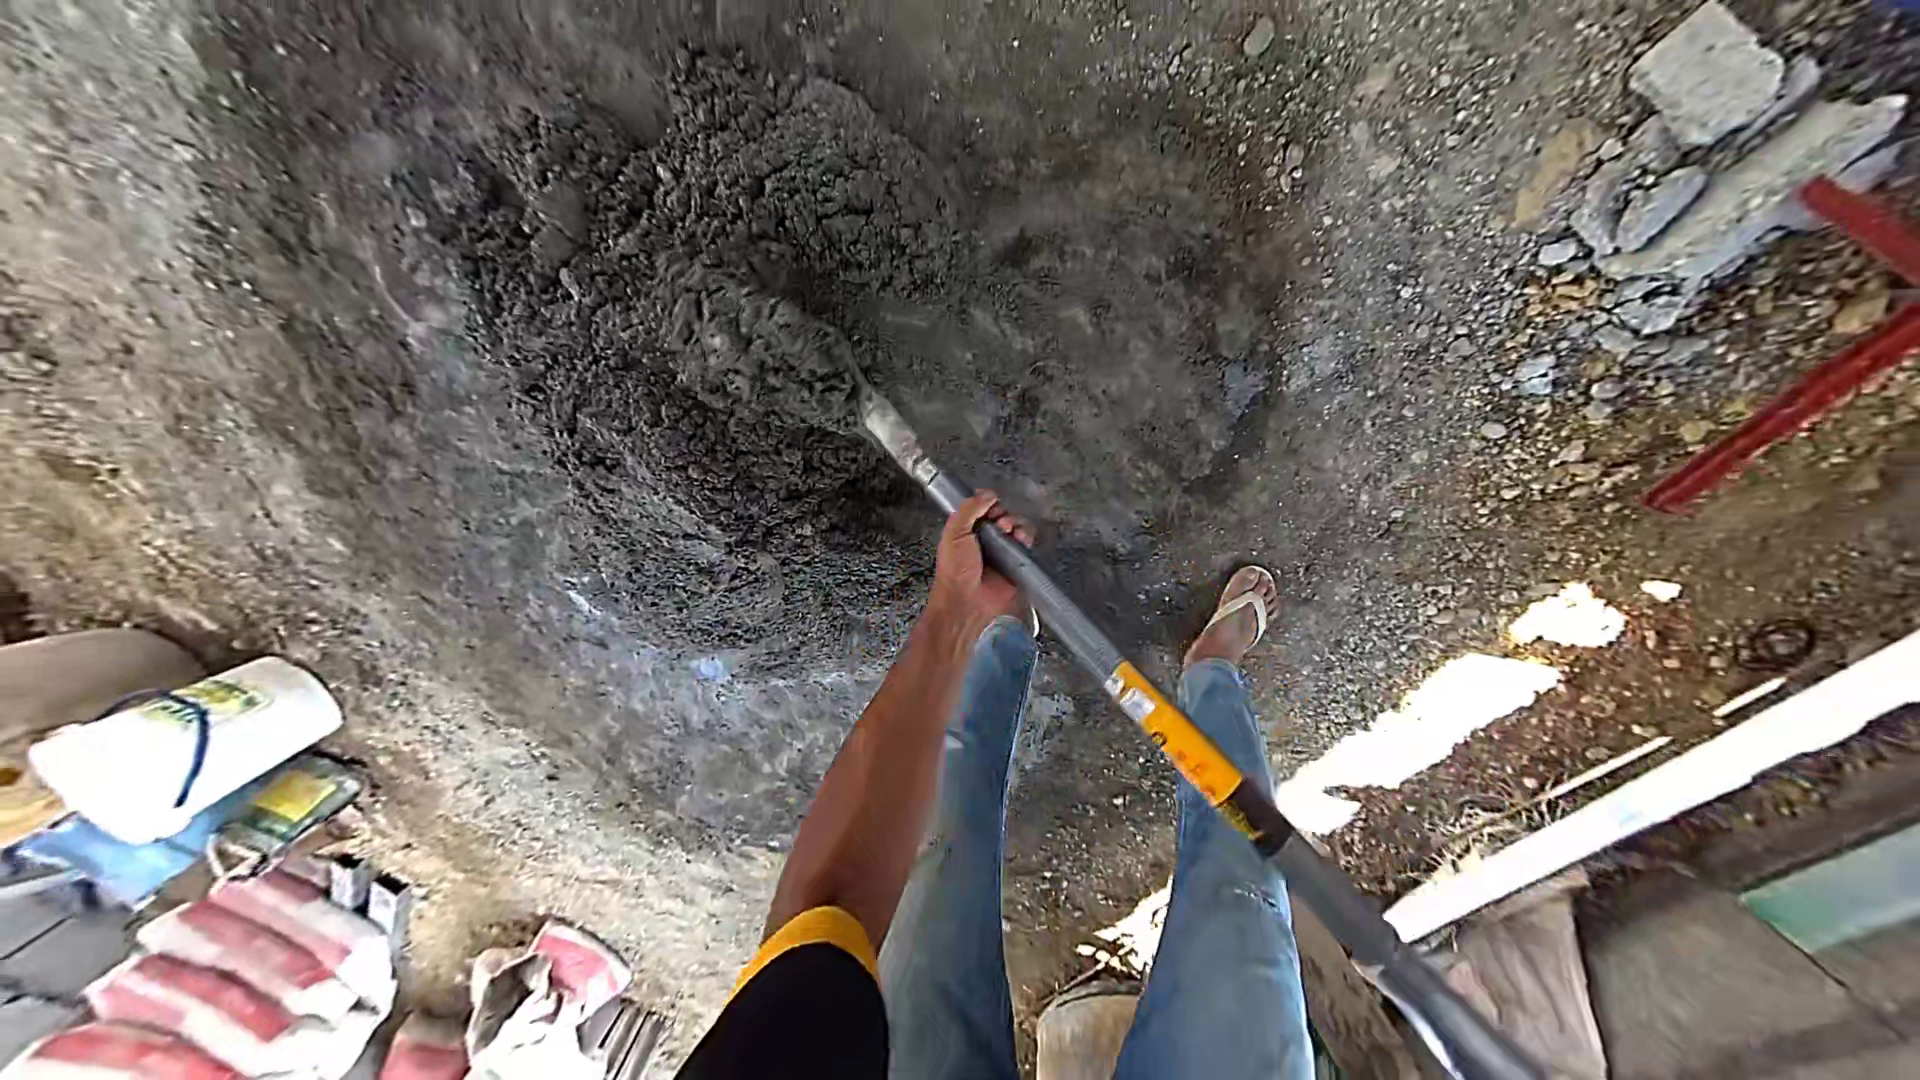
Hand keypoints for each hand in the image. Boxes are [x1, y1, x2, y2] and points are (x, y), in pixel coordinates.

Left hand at [926, 490, 1034, 641]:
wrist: (967, 600)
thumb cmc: (955, 569)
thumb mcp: (954, 532)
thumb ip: (968, 509)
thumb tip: (987, 494)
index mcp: (966, 531)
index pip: (982, 508)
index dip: (988, 503)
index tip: (990, 506)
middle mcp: (984, 539)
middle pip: (1001, 515)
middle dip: (1003, 513)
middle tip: (1000, 522)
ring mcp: (1001, 551)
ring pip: (1015, 527)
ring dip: (1016, 523)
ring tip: (1010, 531)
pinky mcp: (1015, 563)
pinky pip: (1026, 544)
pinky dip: (1026, 537)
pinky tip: (1021, 539)